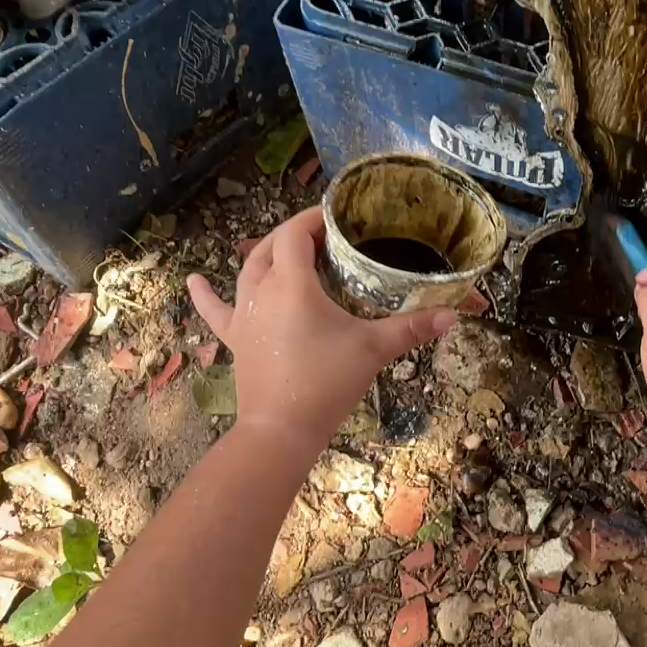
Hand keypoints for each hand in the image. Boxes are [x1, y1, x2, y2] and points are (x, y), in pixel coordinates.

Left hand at [187, 207, 455, 447]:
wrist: (282, 429)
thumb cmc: (327, 382)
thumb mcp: (373, 349)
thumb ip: (412, 328)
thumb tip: (452, 315)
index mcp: (292, 284)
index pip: (294, 233)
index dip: (313, 218)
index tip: (339, 217)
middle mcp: (261, 291)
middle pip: (270, 245)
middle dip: (295, 234)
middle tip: (326, 238)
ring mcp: (244, 315)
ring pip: (247, 270)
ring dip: (265, 253)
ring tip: (285, 247)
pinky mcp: (236, 339)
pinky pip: (216, 311)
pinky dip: (204, 294)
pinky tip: (194, 280)